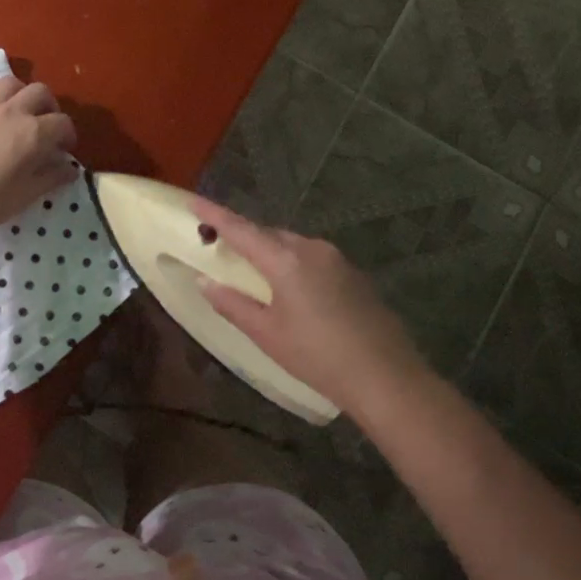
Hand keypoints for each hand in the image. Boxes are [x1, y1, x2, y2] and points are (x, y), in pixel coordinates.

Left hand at [0, 77, 77, 235]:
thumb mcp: (31, 192)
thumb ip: (54, 175)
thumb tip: (70, 168)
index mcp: (35, 132)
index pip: (62, 123)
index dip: (67, 135)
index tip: (63, 148)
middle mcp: (13, 111)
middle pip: (40, 92)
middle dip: (48, 106)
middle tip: (45, 126)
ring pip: (8, 83)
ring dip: (18, 93)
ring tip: (18, 110)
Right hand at [191, 198, 429, 415]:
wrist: (387, 379)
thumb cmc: (318, 356)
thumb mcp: (266, 334)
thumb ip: (232, 304)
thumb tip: (205, 282)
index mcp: (285, 260)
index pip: (240, 229)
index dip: (214, 215)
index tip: (193, 200)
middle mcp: (312, 249)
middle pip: (268, 234)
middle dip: (244, 237)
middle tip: (222, 248)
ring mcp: (338, 261)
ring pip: (293, 246)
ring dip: (271, 252)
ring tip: (256, 273)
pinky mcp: (355, 276)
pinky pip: (313, 259)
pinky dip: (294, 266)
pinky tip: (294, 292)